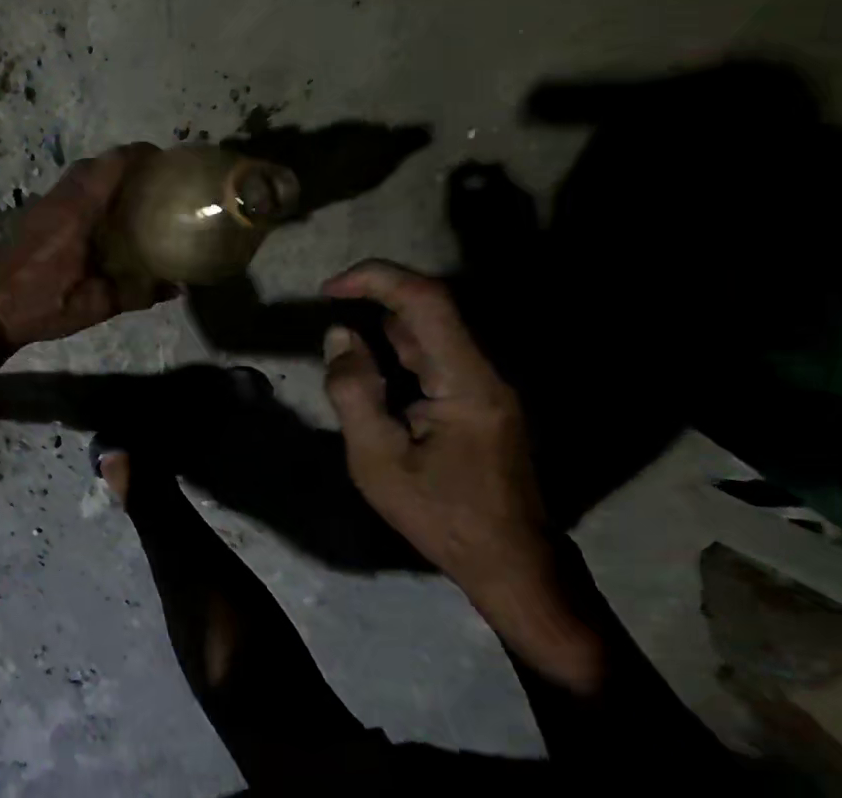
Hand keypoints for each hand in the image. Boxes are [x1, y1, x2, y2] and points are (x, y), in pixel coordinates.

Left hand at [0, 144, 169, 349]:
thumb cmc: (47, 304)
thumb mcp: (98, 305)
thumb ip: (139, 293)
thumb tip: (178, 286)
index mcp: (78, 212)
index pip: (111, 165)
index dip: (139, 155)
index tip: (163, 161)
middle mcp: (59, 199)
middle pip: (95, 163)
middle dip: (124, 162)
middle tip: (150, 180)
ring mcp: (41, 205)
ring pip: (77, 174)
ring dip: (103, 175)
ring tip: (129, 195)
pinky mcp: (32, 215)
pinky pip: (65, 189)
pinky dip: (87, 190)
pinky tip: (98, 217)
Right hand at [320, 260, 553, 608]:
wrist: (511, 562)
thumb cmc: (442, 516)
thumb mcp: (378, 461)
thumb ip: (354, 392)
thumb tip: (340, 336)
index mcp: (466, 382)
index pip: (426, 300)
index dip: (376, 279)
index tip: (329, 289)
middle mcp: (483, 371)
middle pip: (431, 307)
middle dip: (376, 295)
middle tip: (330, 306)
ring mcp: (485, 383)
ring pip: (433, 330)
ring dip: (385, 322)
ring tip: (344, 340)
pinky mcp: (480, 397)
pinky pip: (437, 354)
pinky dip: (399, 347)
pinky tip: (373, 367)